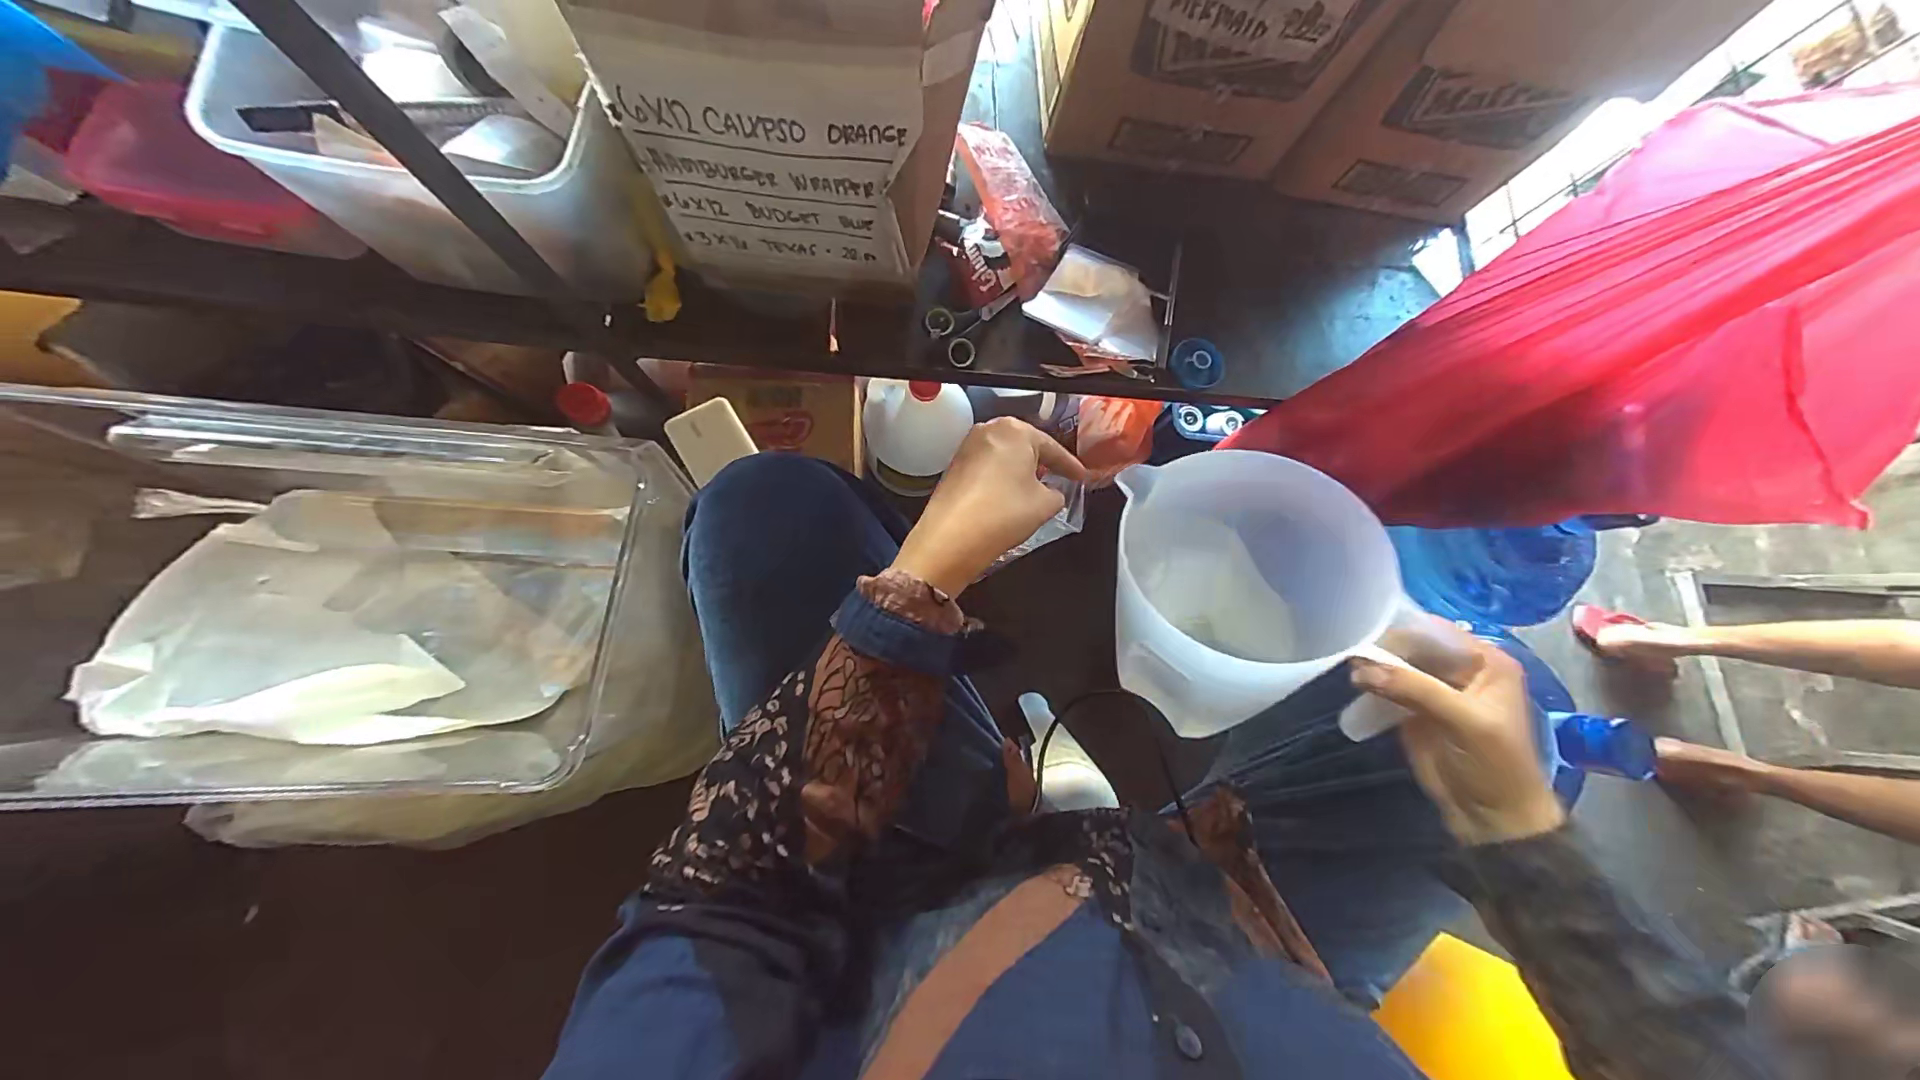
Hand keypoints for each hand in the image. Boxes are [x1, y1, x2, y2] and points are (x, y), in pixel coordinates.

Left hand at [890, 417, 1086, 595]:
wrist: (951, 538)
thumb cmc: (1003, 513)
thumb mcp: (1045, 504)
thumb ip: (1058, 492)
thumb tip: (1053, 491)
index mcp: (1015, 430)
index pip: (1052, 447)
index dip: (1070, 465)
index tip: (1082, 477)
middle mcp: (988, 429)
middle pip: (1025, 445)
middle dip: (1042, 462)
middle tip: (1059, 479)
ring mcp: (966, 447)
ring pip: (1003, 455)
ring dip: (1019, 470)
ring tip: (1034, 490)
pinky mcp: (953, 466)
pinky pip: (986, 467)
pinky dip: (1000, 478)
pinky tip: (1007, 496)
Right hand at [1350, 617, 1565, 845]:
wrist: (1491, 815)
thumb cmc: (1495, 764)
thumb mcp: (1464, 720)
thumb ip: (1416, 688)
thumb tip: (1360, 666)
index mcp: (1486, 661)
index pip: (1437, 631)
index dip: (1404, 630)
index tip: (1367, 632)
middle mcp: (1459, 667)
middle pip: (1412, 644)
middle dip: (1383, 647)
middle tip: (1353, 653)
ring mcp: (1433, 687)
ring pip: (1395, 663)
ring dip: (1372, 665)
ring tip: (1350, 670)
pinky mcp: (1411, 706)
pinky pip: (1385, 684)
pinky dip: (1370, 683)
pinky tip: (1354, 684)